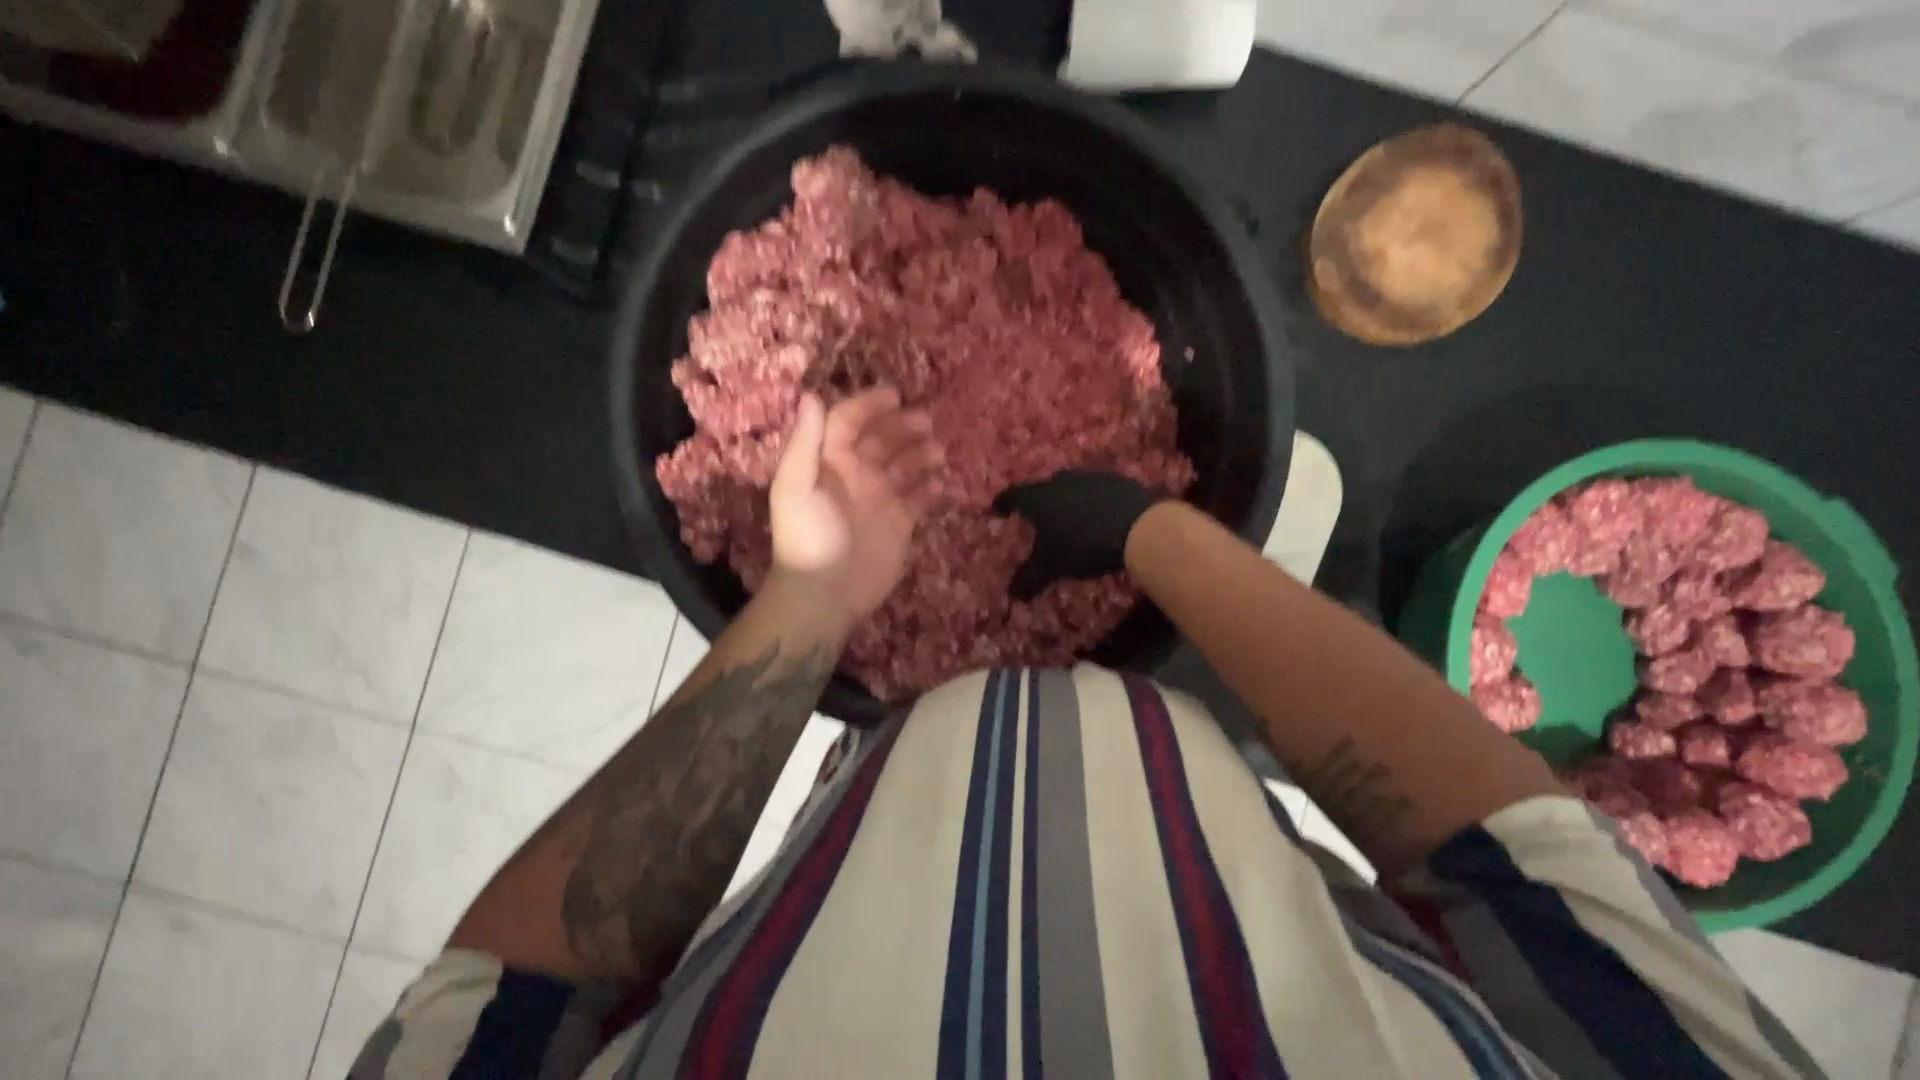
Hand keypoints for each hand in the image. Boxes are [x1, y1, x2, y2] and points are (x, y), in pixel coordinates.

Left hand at [769, 385, 942, 619]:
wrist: (824, 593)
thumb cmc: (808, 537)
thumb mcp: (796, 486)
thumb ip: (804, 442)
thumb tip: (811, 395)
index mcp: (828, 462)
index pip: (848, 421)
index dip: (869, 406)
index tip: (896, 396)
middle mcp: (855, 475)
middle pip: (881, 439)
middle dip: (903, 426)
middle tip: (927, 421)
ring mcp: (878, 500)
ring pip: (905, 465)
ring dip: (921, 453)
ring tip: (939, 451)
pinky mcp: (899, 524)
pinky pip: (918, 498)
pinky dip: (930, 488)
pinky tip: (940, 484)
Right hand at [992, 469, 1162, 598]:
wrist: (1139, 528)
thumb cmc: (1084, 546)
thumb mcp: (1052, 567)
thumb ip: (1030, 579)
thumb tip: (1013, 594)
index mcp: (1039, 499)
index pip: (1014, 495)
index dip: (1004, 503)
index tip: (998, 509)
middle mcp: (1061, 481)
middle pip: (1043, 488)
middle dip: (1038, 501)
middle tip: (1037, 515)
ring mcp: (1091, 478)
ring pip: (1071, 486)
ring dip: (1067, 499)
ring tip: (1069, 516)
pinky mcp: (1117, 481)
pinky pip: (1097, 490)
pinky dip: (1092, 501)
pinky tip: (1099, 516)